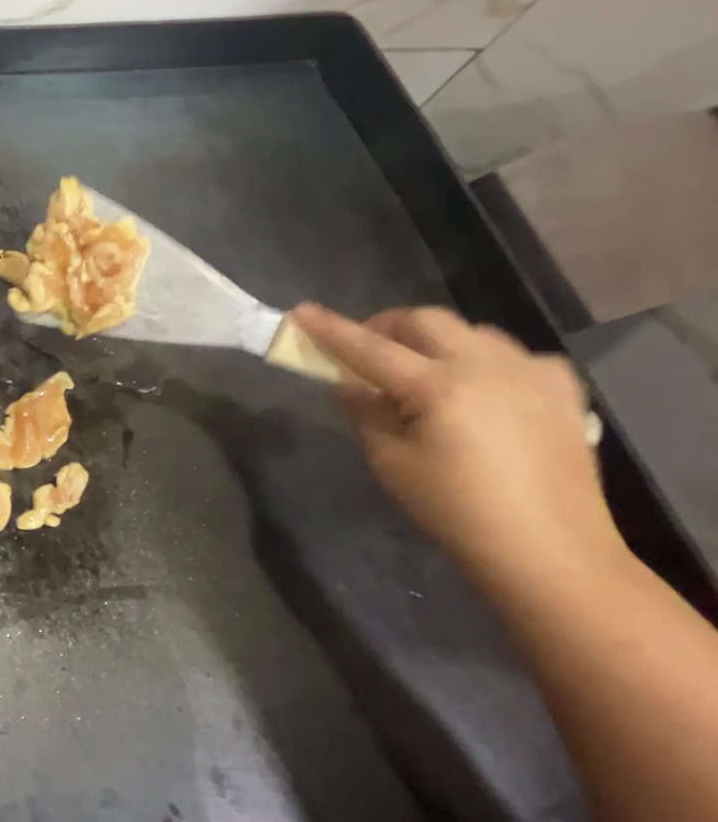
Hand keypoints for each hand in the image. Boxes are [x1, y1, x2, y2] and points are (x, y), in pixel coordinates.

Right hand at [291, 303, 620, 582]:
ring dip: (437, 340)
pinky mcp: (564, 394)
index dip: (330, 329)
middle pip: (426, 321)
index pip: (369, 348)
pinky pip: (519, 355)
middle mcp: (487, 368)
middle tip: (366, 351)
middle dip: (387, 327)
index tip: (301, 311)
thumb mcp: (390, 463)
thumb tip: (351, 386)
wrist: (551, 555)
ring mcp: (532, 377)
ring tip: (423, 369)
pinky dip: (490, 359)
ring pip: (472, 331)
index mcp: (439, 387)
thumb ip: (365, 413)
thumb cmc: (456, 512)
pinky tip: (485, 385)